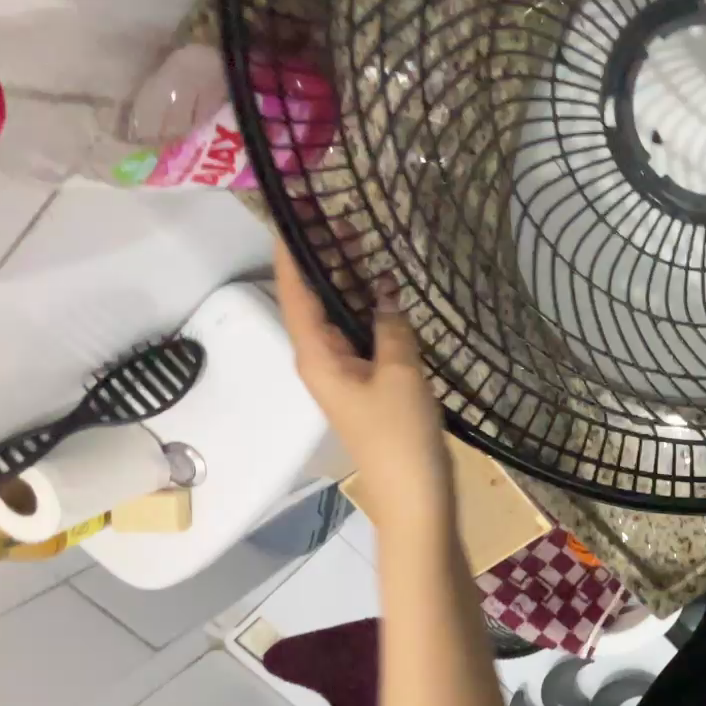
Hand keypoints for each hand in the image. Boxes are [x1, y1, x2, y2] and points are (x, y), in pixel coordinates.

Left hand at [271, 240, 452, 535]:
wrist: (414, 494)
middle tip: (345, 219)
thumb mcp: (401, 373)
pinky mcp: (370, 387)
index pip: (294, 290)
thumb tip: (384, 289)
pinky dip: (372, 313)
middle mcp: (323, 360)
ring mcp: (347, 375)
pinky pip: (363, 338)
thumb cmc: (400, 434)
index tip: (295, 211)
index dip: (292, 250)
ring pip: (341, 318)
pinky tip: (391, 296)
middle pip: (315, 300)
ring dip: (350, 284)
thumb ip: (391, 326)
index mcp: (317, 354)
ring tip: (367, 245)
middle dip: (325, 260)